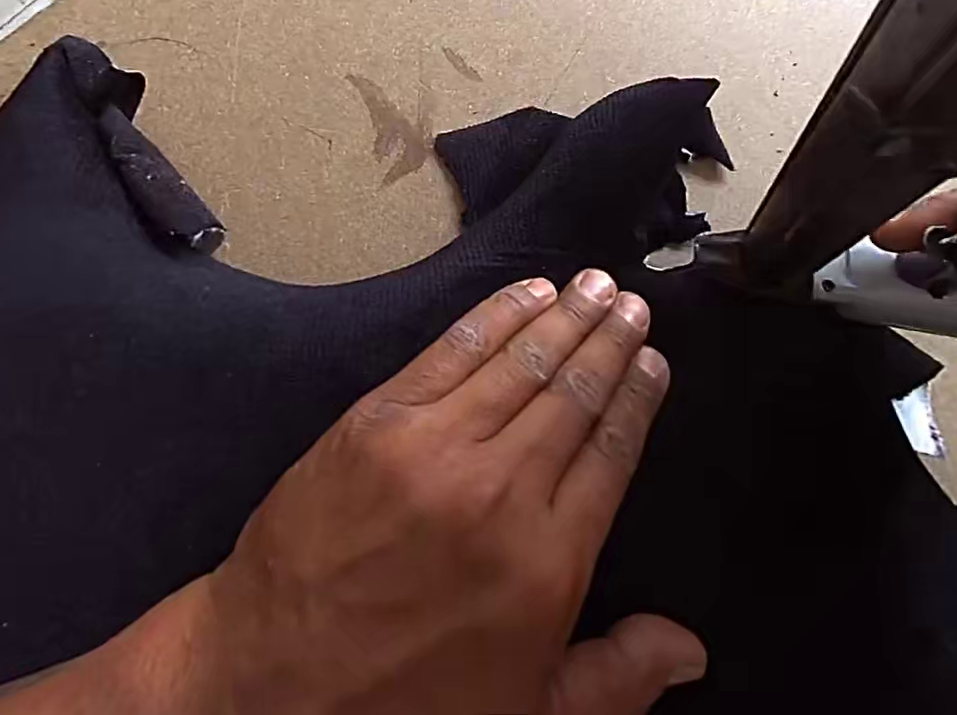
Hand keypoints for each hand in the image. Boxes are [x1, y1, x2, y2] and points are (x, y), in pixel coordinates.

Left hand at [0, 270, 706, 714]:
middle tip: (632, 302)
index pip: (610, 453)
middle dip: (608, 342)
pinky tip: (527, 292)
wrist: (265, 676)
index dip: (635, 399)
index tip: (653, 358)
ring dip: (564, 317)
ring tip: (595, 284)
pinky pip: (453, 350)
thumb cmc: (404, 701)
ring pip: (521, 362)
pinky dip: (496, 316)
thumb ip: (614, 681)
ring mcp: (438, 445)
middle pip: (571, 394)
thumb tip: (691, 647)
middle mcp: (502, 490)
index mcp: (546, 562)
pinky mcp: (383, 417)